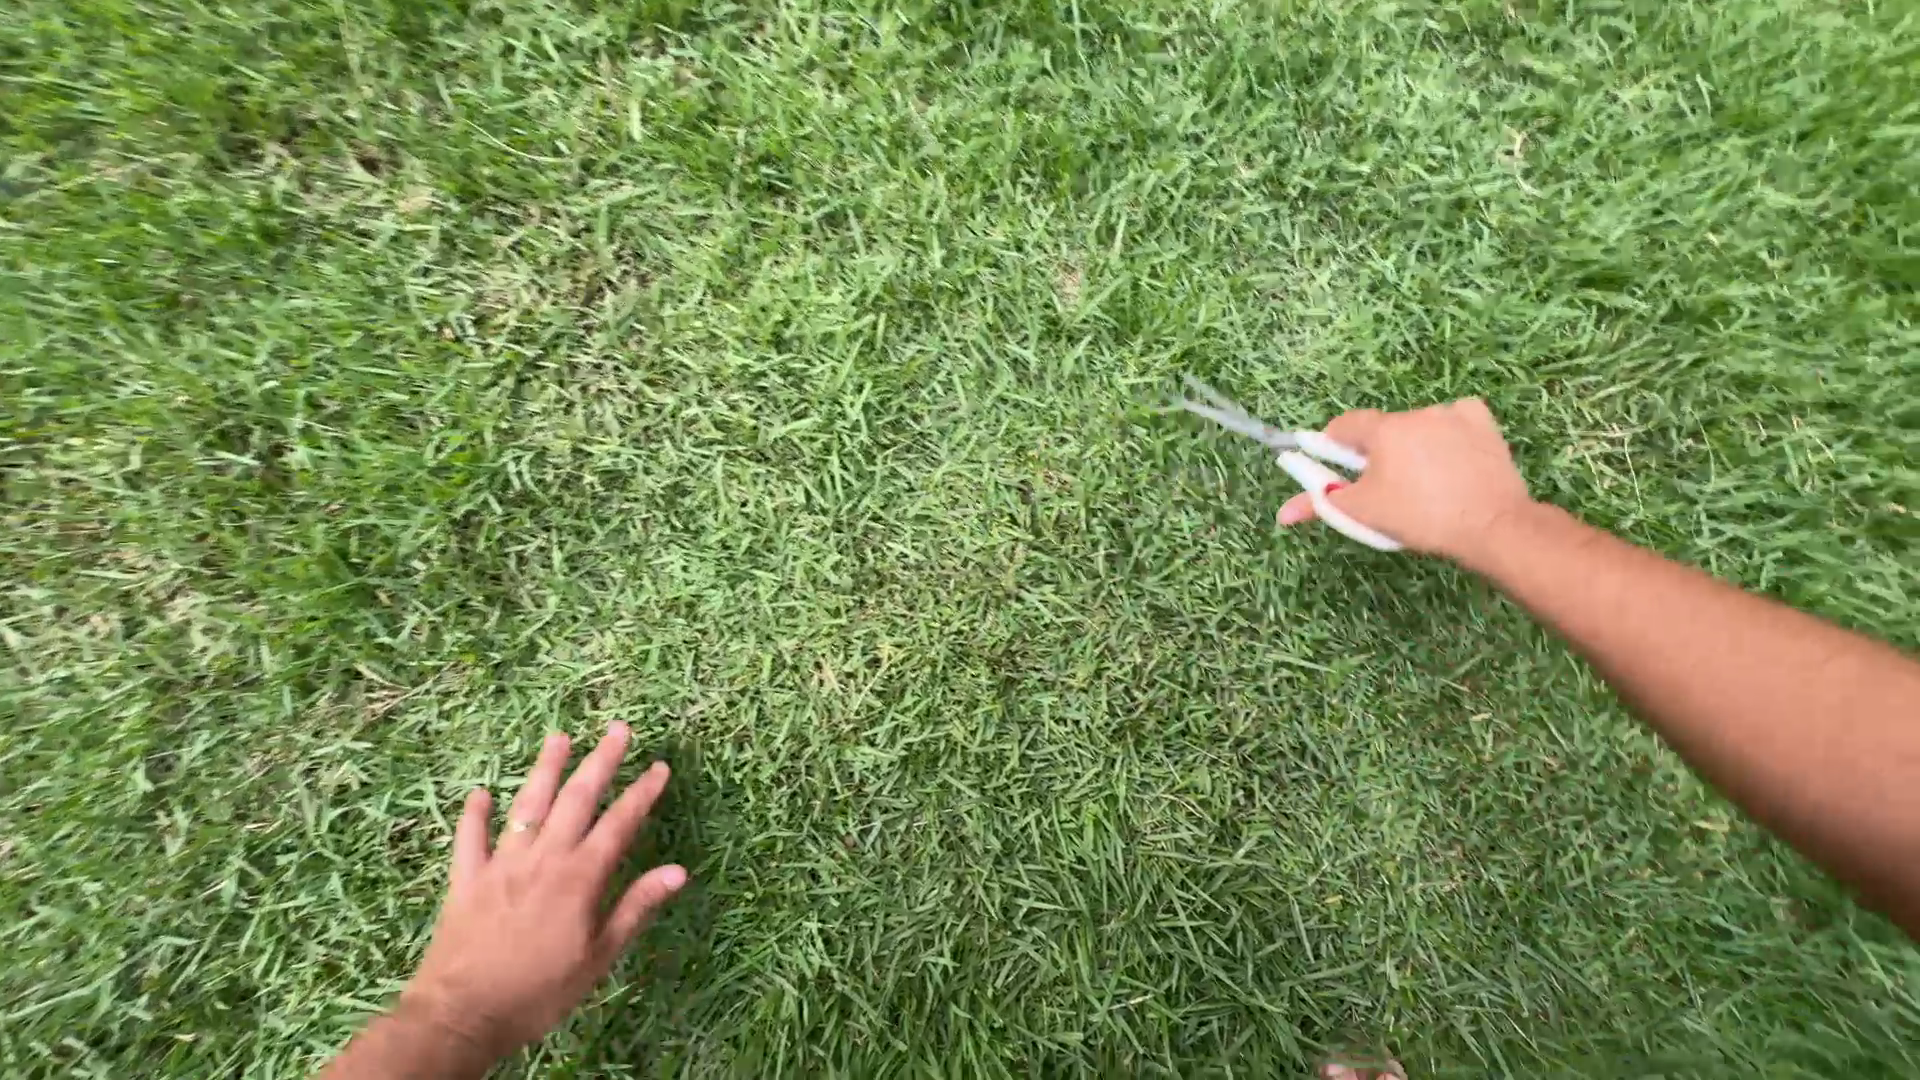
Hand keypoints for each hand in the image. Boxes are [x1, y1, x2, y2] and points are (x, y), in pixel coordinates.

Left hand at [398, 723, 686, 1061]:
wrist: (459, 1020)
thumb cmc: (538, 992)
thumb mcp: (598, 957)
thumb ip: (636, 907)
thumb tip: (678, 870)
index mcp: (580, 876)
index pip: (620, 822)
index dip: (642, 793)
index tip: (660, 766)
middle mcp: (544, 859)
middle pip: (577, 799)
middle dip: (601, 761)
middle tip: (618, 729)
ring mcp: (501, 866)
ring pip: (527, 807)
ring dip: (545, 769)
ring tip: (559, 737)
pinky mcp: (466, 881)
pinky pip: (469, 841)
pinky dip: (474, 816)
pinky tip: (479, 793)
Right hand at [1277, 398, 1533, 560]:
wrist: (1492, 525)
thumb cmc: (1418, 516)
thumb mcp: (1361, 512)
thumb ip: (1318, 504)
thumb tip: (1282, 514)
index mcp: (1383, 430)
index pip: (1343, 426)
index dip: (1332, 445)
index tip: (1335, 467)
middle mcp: (1416, 413)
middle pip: (1381, 430)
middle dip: (1374, 454)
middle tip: (1380, 487)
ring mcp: (1454, 415)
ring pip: (1415, 428)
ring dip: (1409, 447)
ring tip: (1419, 482)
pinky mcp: (1484, 424)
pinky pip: (1453, 422)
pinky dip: (1446, 436)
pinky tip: (1450, 460)